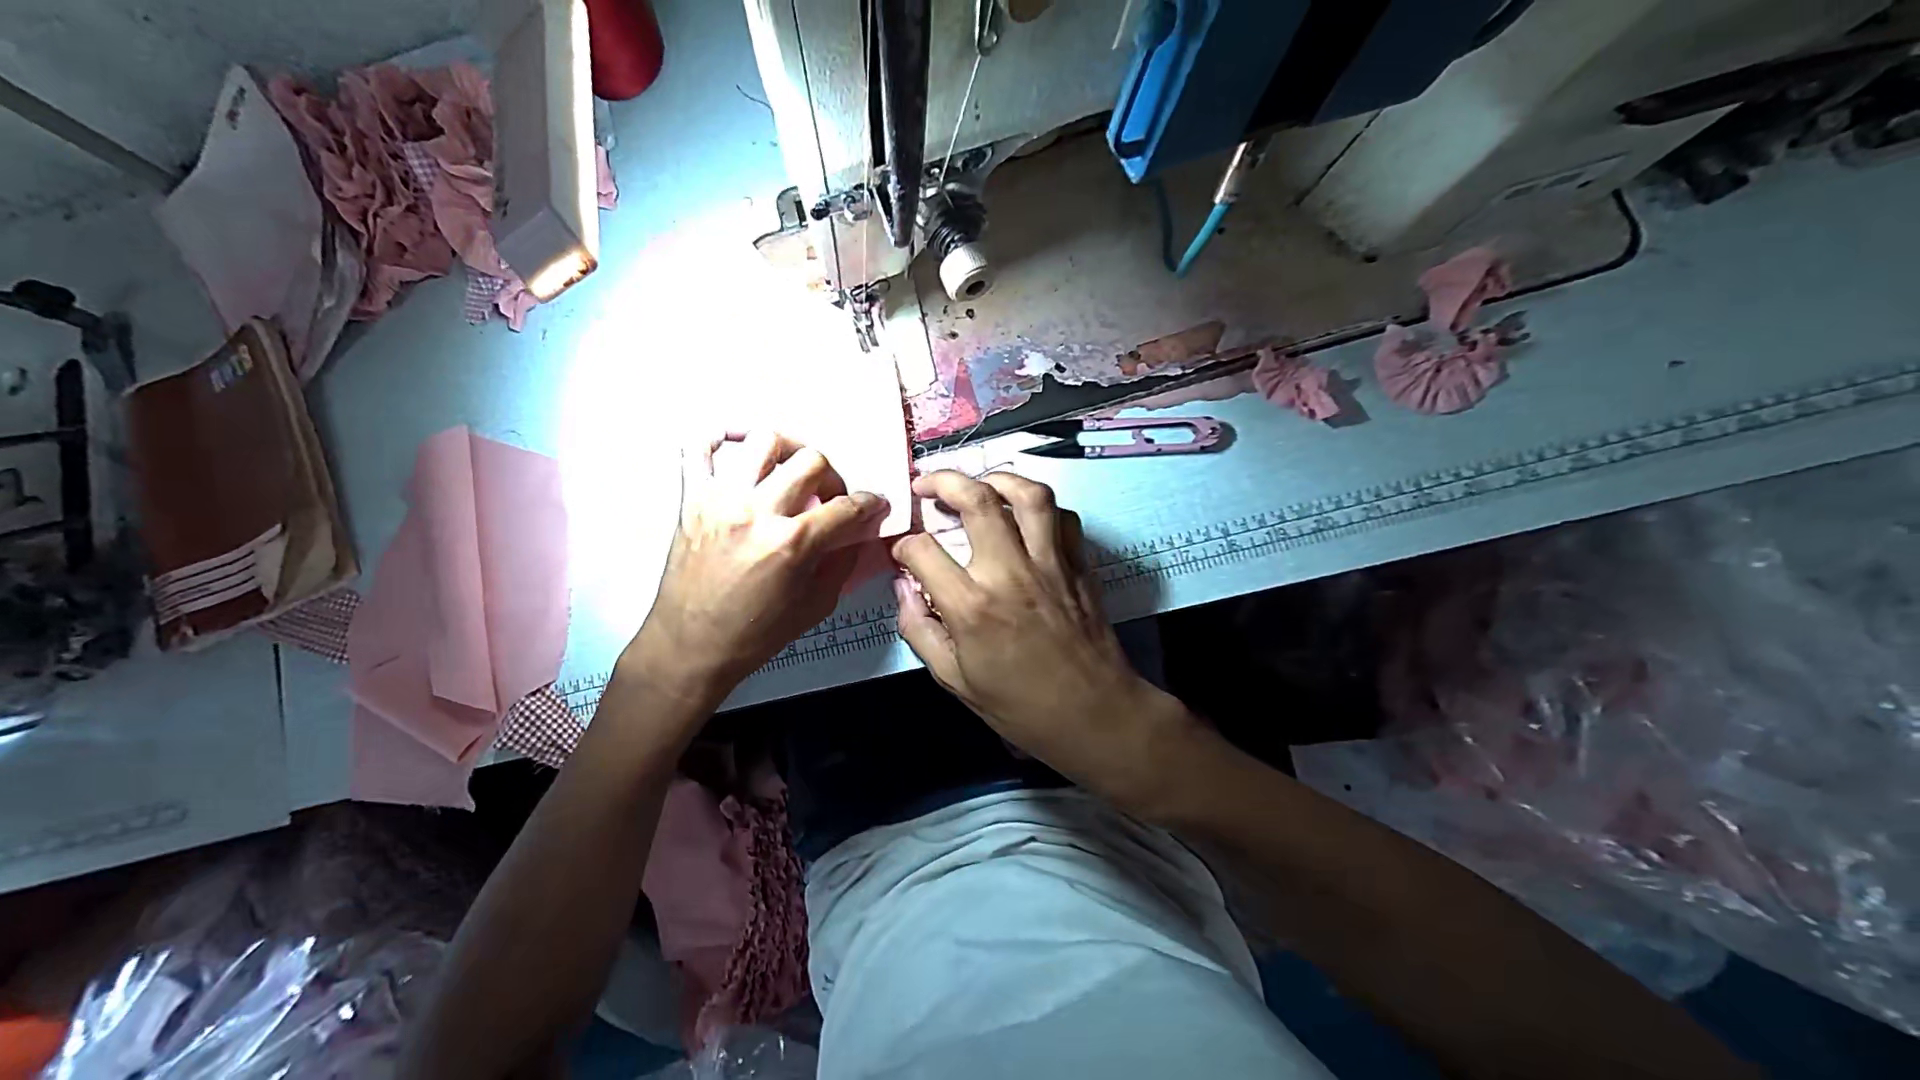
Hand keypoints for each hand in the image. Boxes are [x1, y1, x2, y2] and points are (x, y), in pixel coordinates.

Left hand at [623, 431, 888, 710]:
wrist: (691, 646)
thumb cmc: (752, 635)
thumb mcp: (815, 606)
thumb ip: (841, 562)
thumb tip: (856, 532)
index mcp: (791, 543)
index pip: (846, 506)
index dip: (869, 503)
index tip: (872, 504)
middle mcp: (757, 513)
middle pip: (811, 461)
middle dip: (832, 476)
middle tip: (828, 495)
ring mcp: (721, 501)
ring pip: (764, 441)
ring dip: (788, 450)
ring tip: (790, 470)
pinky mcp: (692, 500)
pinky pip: (699, 449)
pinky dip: (719, 438)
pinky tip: (738, 447)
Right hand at [890, 471, 1202, 812]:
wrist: (1094, 715)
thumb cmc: (1021, 707)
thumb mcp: (955, 681)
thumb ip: (920, 630)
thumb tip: (904, 589)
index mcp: (972, 607)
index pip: (923, 550)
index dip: (903, 546)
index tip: (904, 553)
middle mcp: (1010, 574)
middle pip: (976, 500)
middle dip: (943, 481)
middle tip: (927, 485)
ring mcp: (1050, 564)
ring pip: (1028, 495)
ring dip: (998, 478)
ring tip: (980, 484)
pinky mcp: (1079, 565)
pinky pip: (1063, 517)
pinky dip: (1042, 507)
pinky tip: (1026, 516)